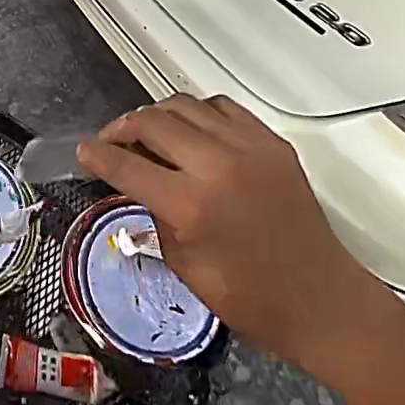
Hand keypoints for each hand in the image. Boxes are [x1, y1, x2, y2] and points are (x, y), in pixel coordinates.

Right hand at [78, 94, 404, 366]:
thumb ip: (155, 214)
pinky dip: (198, 112)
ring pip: (185, 105)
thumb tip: (136, 183)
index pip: (127, 165)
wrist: (320, 300)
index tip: (85, 151)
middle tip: (112, 141)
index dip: (98, 156)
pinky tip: (191, 129)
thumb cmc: (249, 297)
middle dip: (122, 128)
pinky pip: (222, 107)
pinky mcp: (271, 141)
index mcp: (190, 204)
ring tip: (147, 132)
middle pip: (152, 122)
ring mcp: (248, 147)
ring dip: (157, 115)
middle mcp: (217, 164)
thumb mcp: (184, 264)